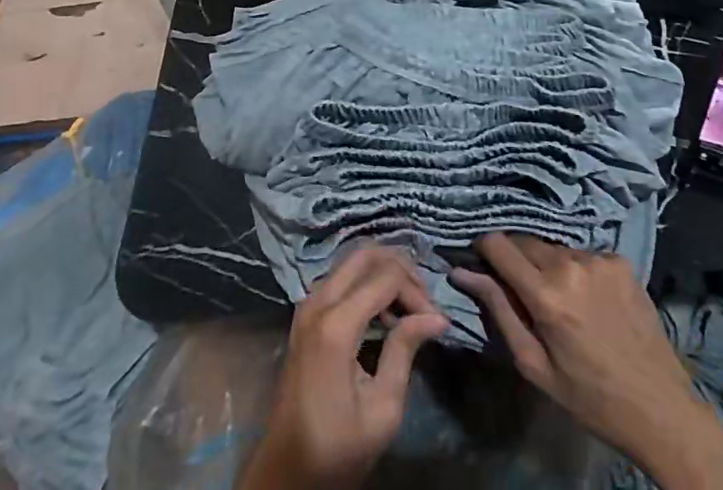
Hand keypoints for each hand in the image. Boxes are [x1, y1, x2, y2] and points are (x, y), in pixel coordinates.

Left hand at [239, 241, 448, 489]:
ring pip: (351, 263)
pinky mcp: (304, 316)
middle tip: (423, 303)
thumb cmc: (337, 447)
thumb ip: (404, 350)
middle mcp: (317, 304)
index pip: (387, 277)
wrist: (285, 471)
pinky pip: (340, 280)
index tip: (435, 323)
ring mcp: (306, 307)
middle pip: (366, 255)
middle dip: (401, 270)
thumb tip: (437, 316)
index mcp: (335, 325)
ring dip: (383, 275)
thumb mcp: (382, 408)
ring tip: (408, 310)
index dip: (417, 293)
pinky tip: (383, 315)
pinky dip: (366, 284)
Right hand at [451, 234, 722, 489]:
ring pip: (554, 247)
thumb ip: (498, 310)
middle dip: (513, 257)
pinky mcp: (622, 261)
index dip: (483, 248)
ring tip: (555, 297)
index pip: (499, 244)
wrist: (659, 408)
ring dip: (545, 263)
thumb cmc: (588, 396)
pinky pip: (583, 254)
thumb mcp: (533, 364)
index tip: (479, 261)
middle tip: (515, 287)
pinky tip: (586, 297)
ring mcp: (601, 259)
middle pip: (526, 241)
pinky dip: (574, 269)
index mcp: (547, 294)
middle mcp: (573, 264)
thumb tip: (463, 273)